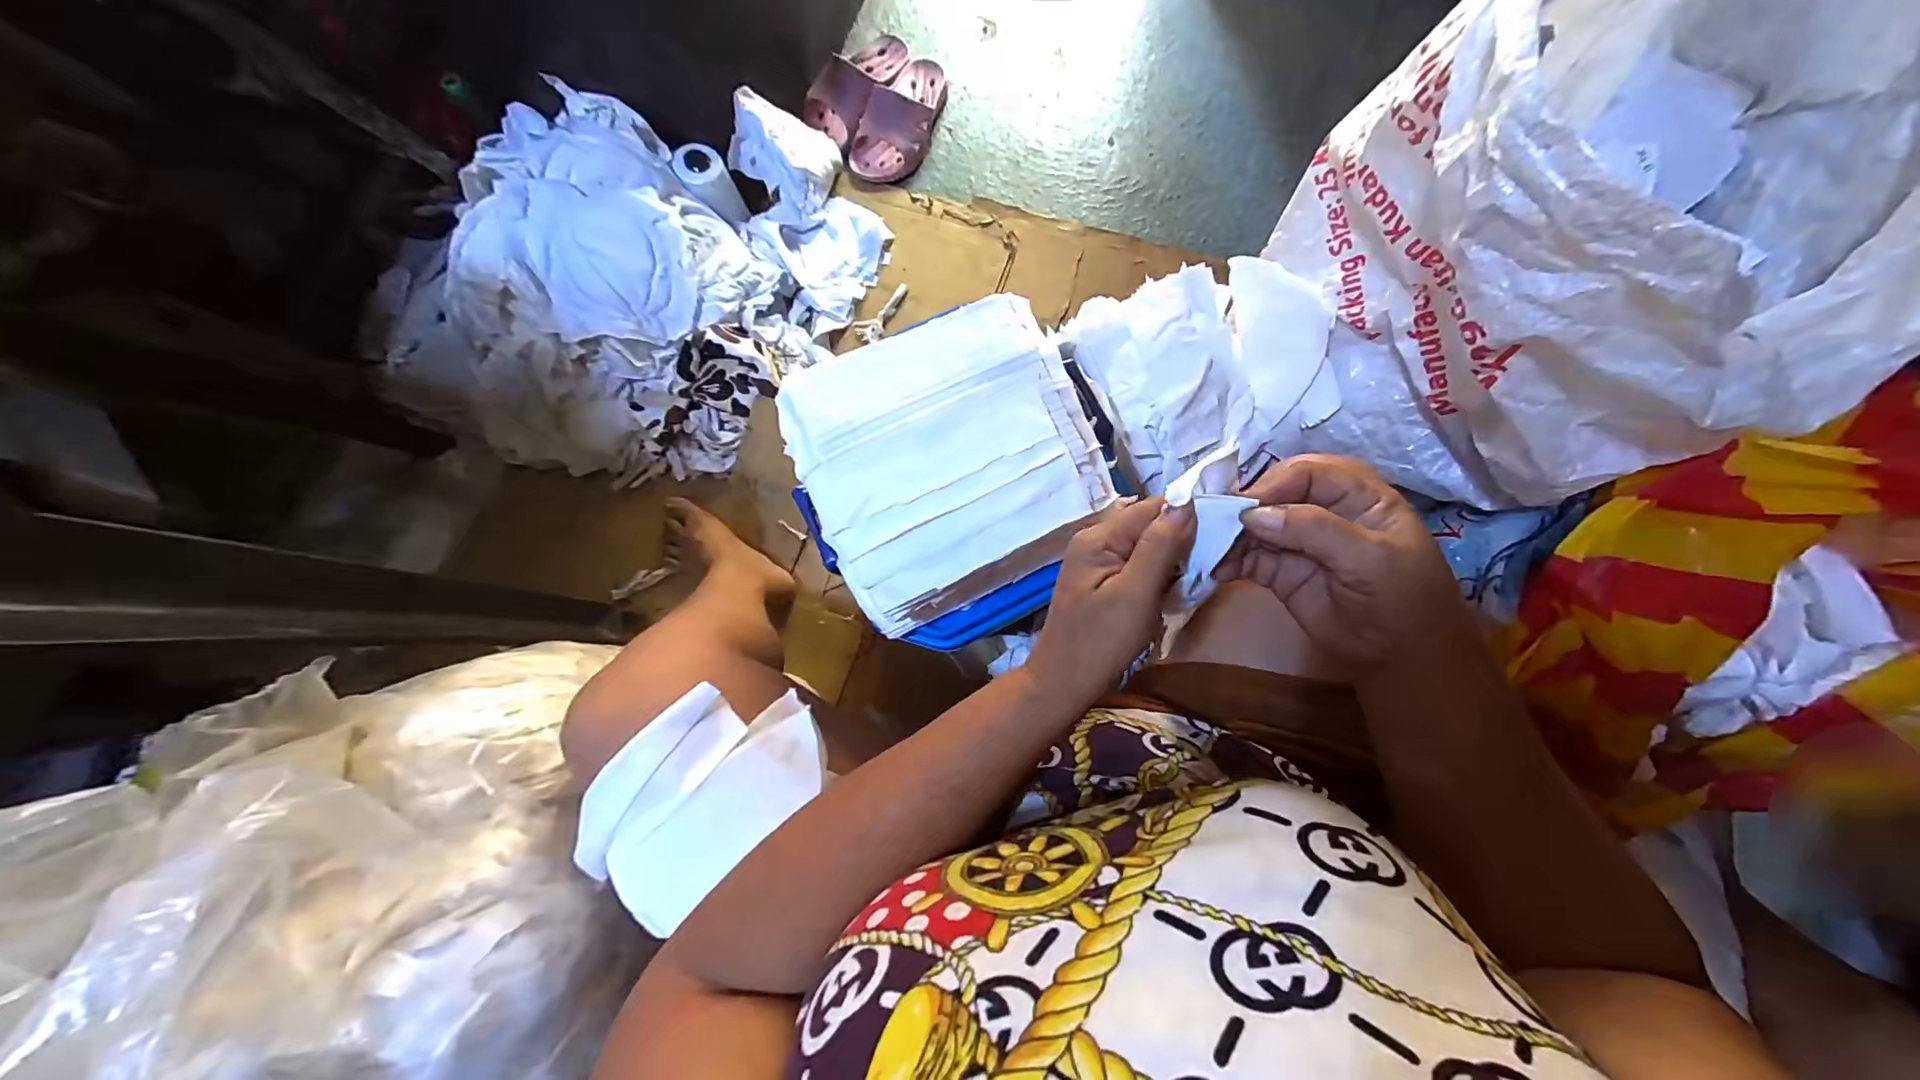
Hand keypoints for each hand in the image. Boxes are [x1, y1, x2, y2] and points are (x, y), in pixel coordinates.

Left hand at [1027, 498, 1195, 702]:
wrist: (1062, 684)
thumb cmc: (1099, 643)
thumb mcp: (1135, 594)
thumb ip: (1160, 547)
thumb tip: (1187, 504)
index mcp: (1099, 537)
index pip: (1154, 507)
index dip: (1190, 514)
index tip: (1225, 532)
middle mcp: (1095, 540)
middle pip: (1150, 523)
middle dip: (1183, 540)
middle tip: (1212, 564)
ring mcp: (1098, 561)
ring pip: (1148, 545)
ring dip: (1174, 560)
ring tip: (1194, 581)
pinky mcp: (1103, 581)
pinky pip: (1139, 565)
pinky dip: (1160, 576)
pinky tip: (1171, 593)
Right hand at [1214, 454, 1461, 666]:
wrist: (1403, 657)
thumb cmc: (1402, 599)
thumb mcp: (1370, 558)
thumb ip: (1314, 529)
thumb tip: (1253, 515)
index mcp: (1357, 496)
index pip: (1310, 472)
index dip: (1276, 482)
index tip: (1245, 506)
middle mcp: (1324, 512)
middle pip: (1275, 495)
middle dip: (1245, 507)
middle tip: (1216, 524)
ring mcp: (1299, 542)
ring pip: (1256, 526)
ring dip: (1230, 536)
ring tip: (1209, 550)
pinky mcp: (1280, 571)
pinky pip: (1248, 558)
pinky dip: (1228, 561)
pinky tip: (1216, 569)